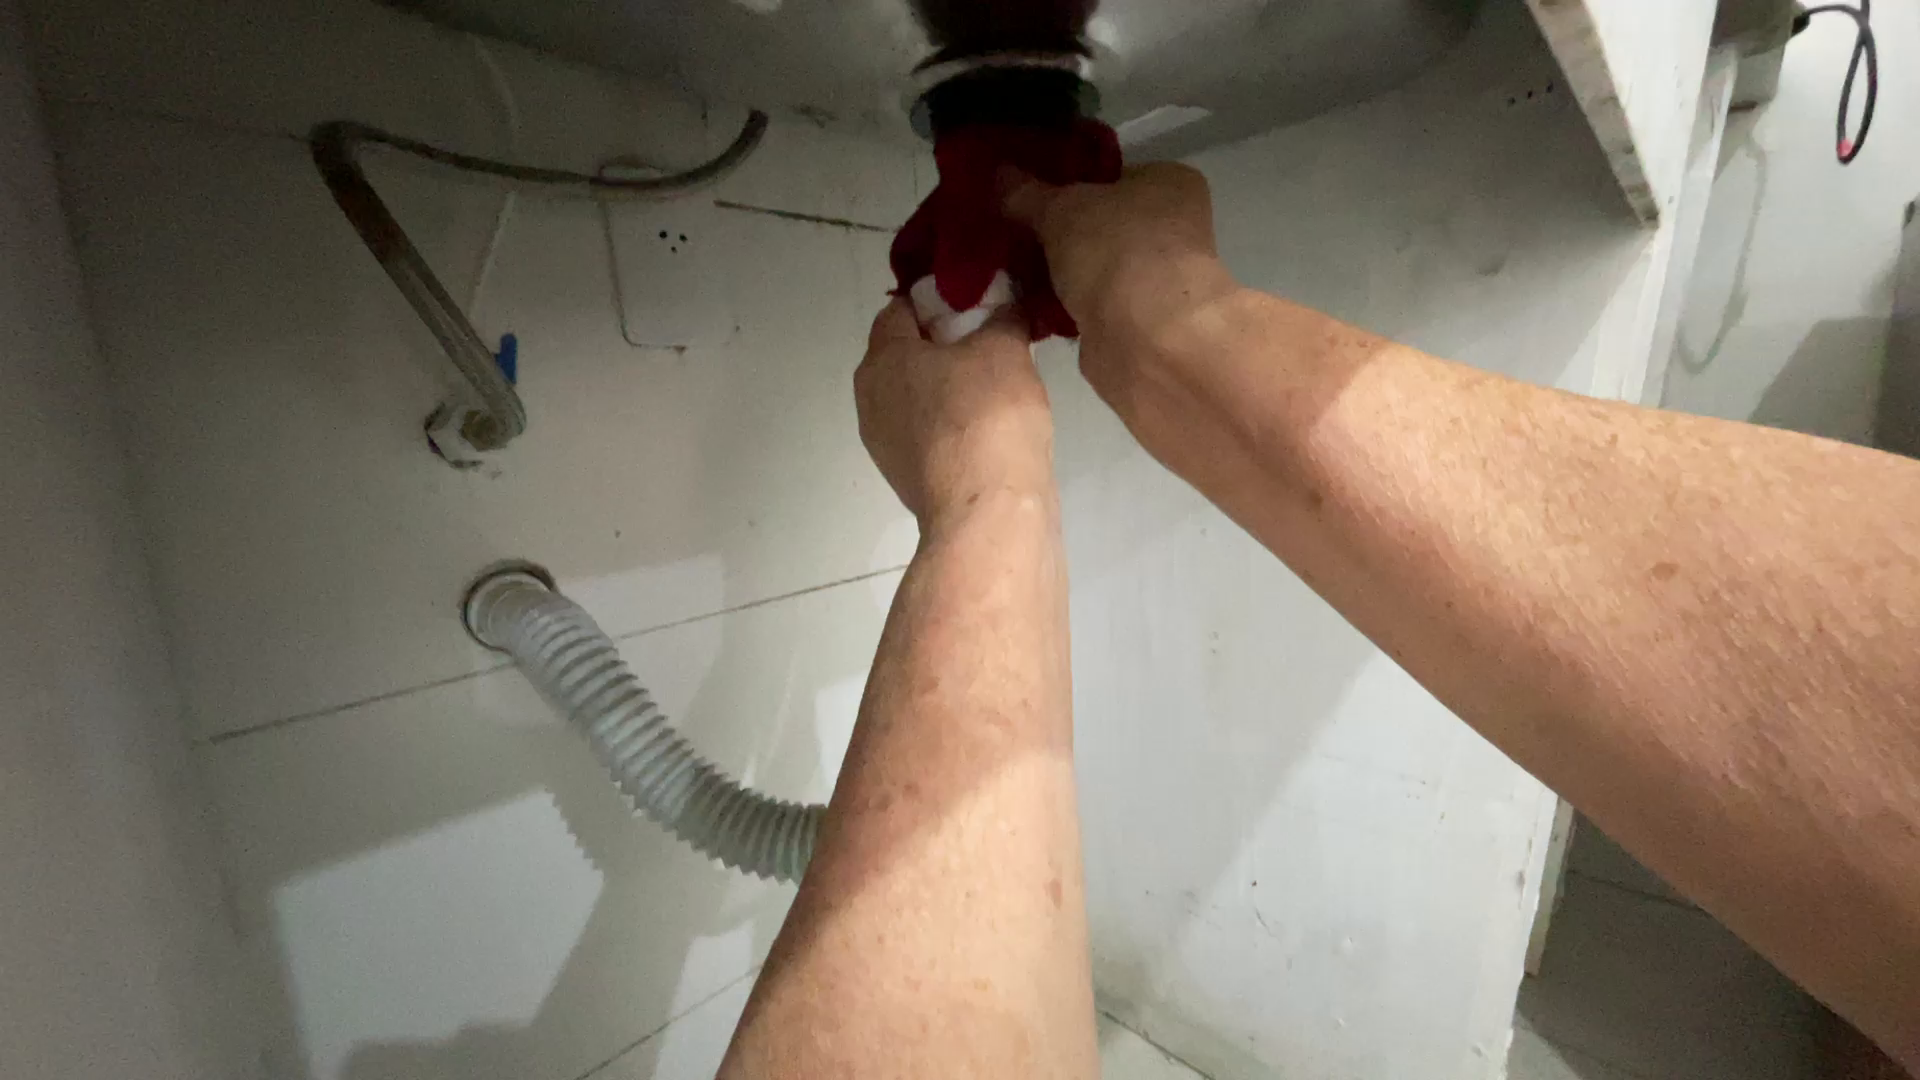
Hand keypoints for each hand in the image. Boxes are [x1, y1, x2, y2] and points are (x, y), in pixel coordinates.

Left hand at [855, 299, 1055, 529]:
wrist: (988, 510)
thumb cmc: (988, 415)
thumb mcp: (1006, 348)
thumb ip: (1005, 318)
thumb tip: (1008, 308)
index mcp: (881, 360)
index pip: (899, 310)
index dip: (937, 299)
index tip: (976, 301)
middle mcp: (870, 402)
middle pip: (905, 357)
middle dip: (943, 346)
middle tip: (990, 342)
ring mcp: (885, 447)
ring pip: (917, 400)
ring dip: (949, 389)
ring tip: (996, 387)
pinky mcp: (908, 481)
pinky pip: (930, 436)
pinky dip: (952, 426)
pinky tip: (989, 429)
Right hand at [1001, 163, 1244, 460]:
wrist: (1146, 339)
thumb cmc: (1116, 251)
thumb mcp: (1061, 210)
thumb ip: (1026, 194)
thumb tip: (997, 174)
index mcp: (1168, 184)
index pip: (1110, 176)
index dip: (1066, 184)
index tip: (1025, 197)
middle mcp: (1169, 230)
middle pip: (1097, 226)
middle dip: (1055, 236)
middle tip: (1010, 236)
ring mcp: (1152, 281)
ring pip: (1089, 269)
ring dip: (1054, 276)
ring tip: (1007, 272)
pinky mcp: (1132, 325)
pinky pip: (1085, 307)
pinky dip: (1060, 309)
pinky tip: (1026, 308)